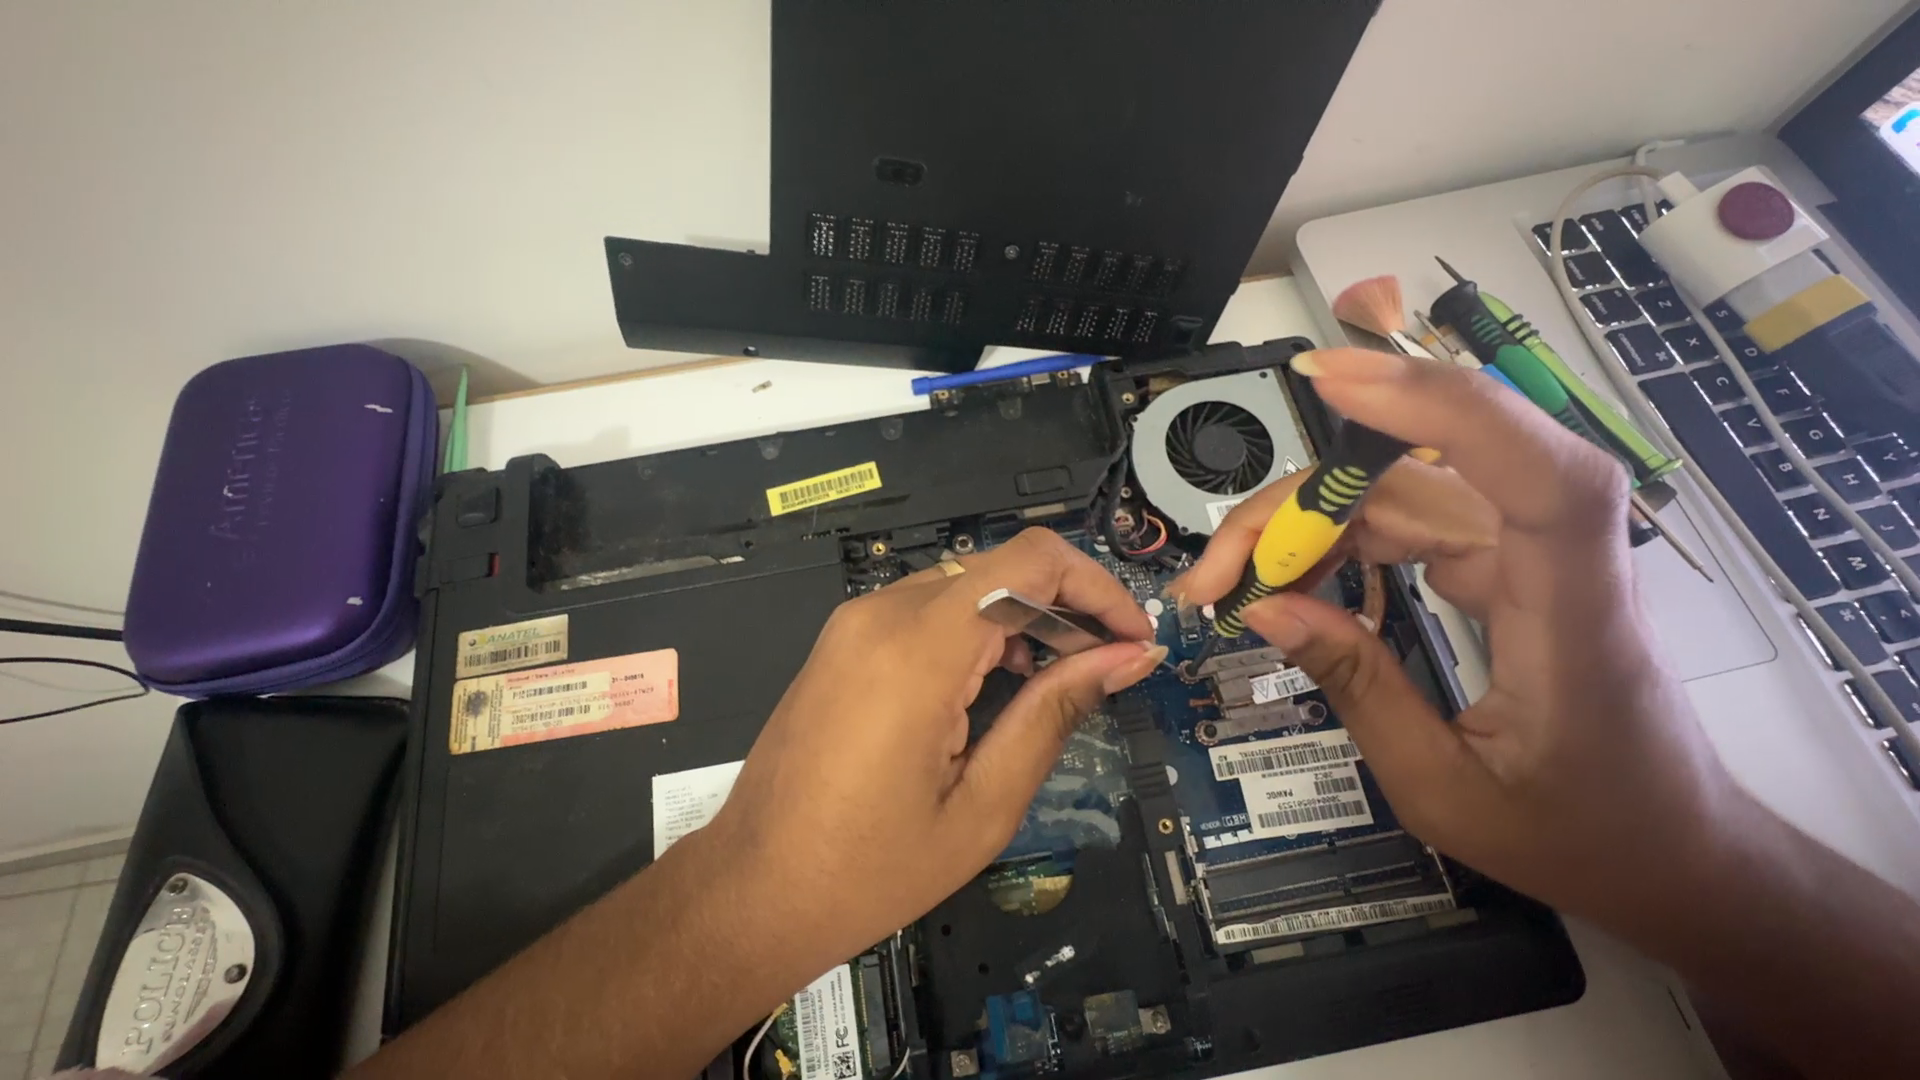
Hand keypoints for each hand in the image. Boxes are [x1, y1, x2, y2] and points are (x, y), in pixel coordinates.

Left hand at [706, 528, 1163, 977]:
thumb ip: (1056, 713)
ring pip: (964, 584)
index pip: (1029, 561)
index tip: (1131, 639)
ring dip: (1021, 620)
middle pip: (999, 567)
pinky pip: (925, 608)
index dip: (1096, 587)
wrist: (754, 889)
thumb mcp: (983, 804)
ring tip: (1050, 685)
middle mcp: (881, 614)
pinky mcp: (842, 640)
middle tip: (1102, 671)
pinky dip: (974, 630)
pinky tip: (990, 686)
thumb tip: (1127, 658)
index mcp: (917, 649)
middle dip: (1064, 608)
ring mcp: (853, 623)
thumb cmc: (869, 869)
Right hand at [1173, 349, 1739, 923]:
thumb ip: (1356, 687)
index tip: (1332, 380)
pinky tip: (1291, 578)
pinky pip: (1406, 523)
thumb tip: (1265, 605)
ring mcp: (1528, 552)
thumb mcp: (1441, 787)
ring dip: (1303, 527)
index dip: (1436, 408)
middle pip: (1414, 481)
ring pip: (1397, 494)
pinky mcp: (1504, 560)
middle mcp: (1555, 559)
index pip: (1533, 473)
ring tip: (1233, 584)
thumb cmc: (1575, 832)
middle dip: (1296, 510)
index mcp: (1573, 618)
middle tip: (1213, 576)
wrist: (1672, 851)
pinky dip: (1336, 542)